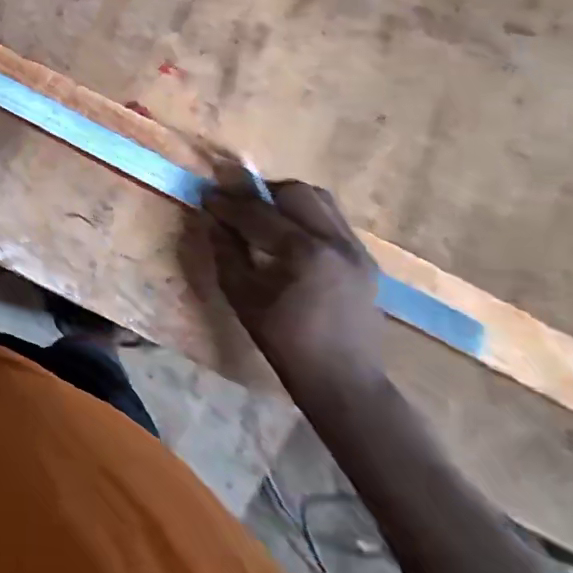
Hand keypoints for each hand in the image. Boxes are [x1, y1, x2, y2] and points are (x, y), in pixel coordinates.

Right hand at [204, 177, 382, 387]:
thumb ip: (225, 252)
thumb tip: (212, 220)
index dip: (228, 203)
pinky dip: (308, 218)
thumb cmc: (285, 342)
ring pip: (320, 200)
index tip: (207, 195)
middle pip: (296, 192)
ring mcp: (356, 248)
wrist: (343, 380)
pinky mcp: (365, 259)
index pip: (258, 213)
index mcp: (304, 252)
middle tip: (240, 206)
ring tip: (266, 217)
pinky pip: (333, 221)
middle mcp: (335, 240)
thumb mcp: (242, 297)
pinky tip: (291, 238)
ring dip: (288, 201)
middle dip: (263, 193)